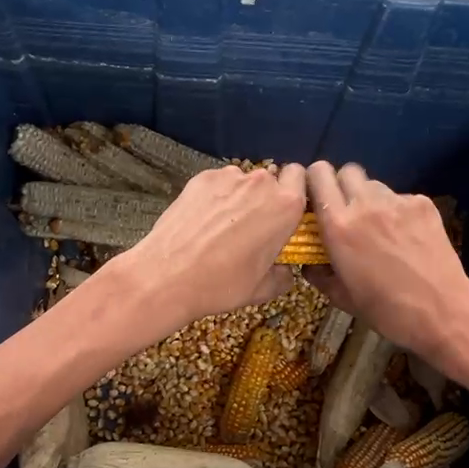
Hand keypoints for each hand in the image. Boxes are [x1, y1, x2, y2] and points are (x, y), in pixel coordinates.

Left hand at [109, 164, 307, 329]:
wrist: (167, 276)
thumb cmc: (221, 285)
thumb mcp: (262, 290)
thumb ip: (282, 275)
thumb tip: (283, 269)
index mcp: (286, 207)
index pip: (302, 179)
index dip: (295, 194)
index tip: (285, 216)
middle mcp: (261, 183)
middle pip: (272, 181)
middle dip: (266, 199)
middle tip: (252, 228)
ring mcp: (229, 177)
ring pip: (243, 181)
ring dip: (240, 198)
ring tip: (222, 227)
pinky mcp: (201, 178)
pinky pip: (218, 184)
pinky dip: (216, 197)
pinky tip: (202, 222)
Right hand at [304, 161, 468, 360]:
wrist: (442, 313)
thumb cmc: (386, 311)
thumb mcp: (342, 298)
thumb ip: (320, 274)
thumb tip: (310, 262)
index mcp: (338, 226)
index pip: (318, 175)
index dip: (315, 182)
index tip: (317, 199)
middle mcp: (365, 204)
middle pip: (347, 171)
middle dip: (342, 186)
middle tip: (347, 212)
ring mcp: (397, 201)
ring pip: (374, 185)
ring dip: (369, 200)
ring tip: (378, 229)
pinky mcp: (423, 204)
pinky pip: (400, 198)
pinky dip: (397, 212)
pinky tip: (406, 237)